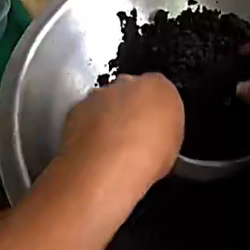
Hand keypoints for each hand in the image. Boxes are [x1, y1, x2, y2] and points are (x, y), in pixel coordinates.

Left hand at [59, 73, 183, 186]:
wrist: (108, 164)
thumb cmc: (146, 155)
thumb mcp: (173, 145)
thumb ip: (164, 129)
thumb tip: (156, 136)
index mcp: (158, 87)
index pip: (157, 91)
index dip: (153, 111)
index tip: (151, 128)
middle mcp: (126, 84)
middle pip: (128, 92)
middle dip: (128, 109)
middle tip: (130, 136)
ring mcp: (98, 95)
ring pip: (102, 102)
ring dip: (105, 118)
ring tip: (109, 147)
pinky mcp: (76, 109)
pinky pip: (83, 115)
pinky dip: (86, 128)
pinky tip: (92, 148)